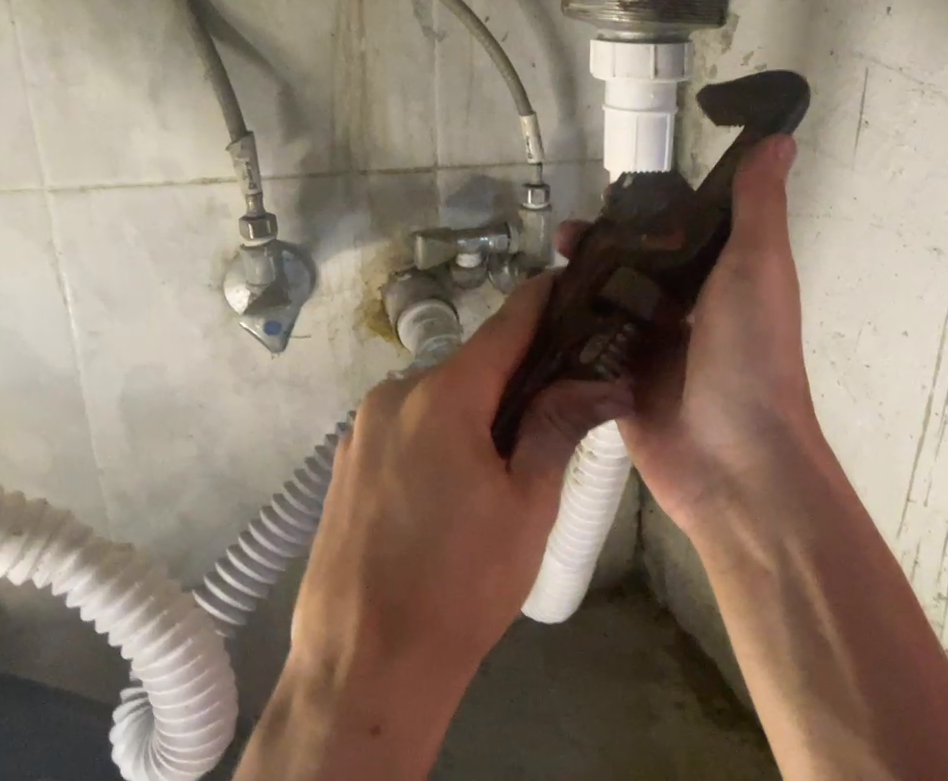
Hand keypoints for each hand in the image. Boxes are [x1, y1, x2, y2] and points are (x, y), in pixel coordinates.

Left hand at [245, 276, 629, 780]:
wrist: (364, 666)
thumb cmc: (461, 585)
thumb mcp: (527, 504)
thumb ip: (557, 426)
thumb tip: (600, 378)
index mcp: (443, 396)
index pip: (506, 325)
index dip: (544, 300)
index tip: (575, 282)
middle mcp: (393, 396)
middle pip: (473, 364)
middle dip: (519, 372)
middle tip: (567, 397)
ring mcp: (362, 430)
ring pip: (440, 397)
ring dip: (481, 407)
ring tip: (516, 452)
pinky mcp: (347, 463)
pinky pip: (409, 426)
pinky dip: (444, 432)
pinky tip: (463, 481)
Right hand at [561, 136, 825, 539]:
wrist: (735, 462)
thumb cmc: (753, 356)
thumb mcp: (759, 267)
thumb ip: (757, 205)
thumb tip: (779, 138)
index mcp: (725, 280)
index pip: (682, 231)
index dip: (650, 208)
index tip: (614, 190)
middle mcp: (688, 311)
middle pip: (638, 265)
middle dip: (603, 244)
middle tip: (566, 235)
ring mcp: (653, 351)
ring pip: (609, 304)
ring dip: (580, 282)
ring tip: (549, 265)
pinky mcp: (620, 387)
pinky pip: (590, 349)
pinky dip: (568, 330)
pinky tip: (538, 310)